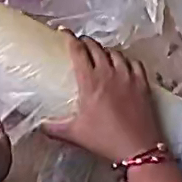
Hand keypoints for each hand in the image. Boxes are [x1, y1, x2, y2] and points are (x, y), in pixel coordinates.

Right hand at [43, 33, 165, 164]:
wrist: (138, 148)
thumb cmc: (104, 139)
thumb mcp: (74, 133)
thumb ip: (53, 127)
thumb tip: (38, 125)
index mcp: (90, 80)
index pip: (78, 50)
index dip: (69, 38)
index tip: (63, 32)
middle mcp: (109, 72)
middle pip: (95, 47)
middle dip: (85, 42)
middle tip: (79, 44)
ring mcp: (128, 76)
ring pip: (115, 53)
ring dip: (105, 50)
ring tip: (100, 55)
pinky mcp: (143, 83)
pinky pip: (134, 62)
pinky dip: (126, 60)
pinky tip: (123, 65)